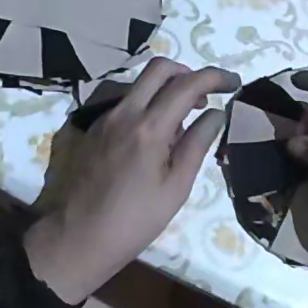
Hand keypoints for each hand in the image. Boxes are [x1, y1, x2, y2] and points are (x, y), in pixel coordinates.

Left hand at [24, 58, 239, 303]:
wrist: (73, 239)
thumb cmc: (133, 221)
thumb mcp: (176, 188)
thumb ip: (197, 144)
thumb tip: (216, 113)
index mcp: (149, 127)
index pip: (188, 84)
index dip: (216, 77)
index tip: (233, 83)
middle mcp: (123, 112)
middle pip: (159, 68)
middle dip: (188, 72)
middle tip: (203, 97)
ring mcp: (102, 117)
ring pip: (138, 84)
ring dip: (164, 90)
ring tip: (178, 125)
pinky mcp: (89, 127)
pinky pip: (123, 102)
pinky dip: (143, 106)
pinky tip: (149, 138)